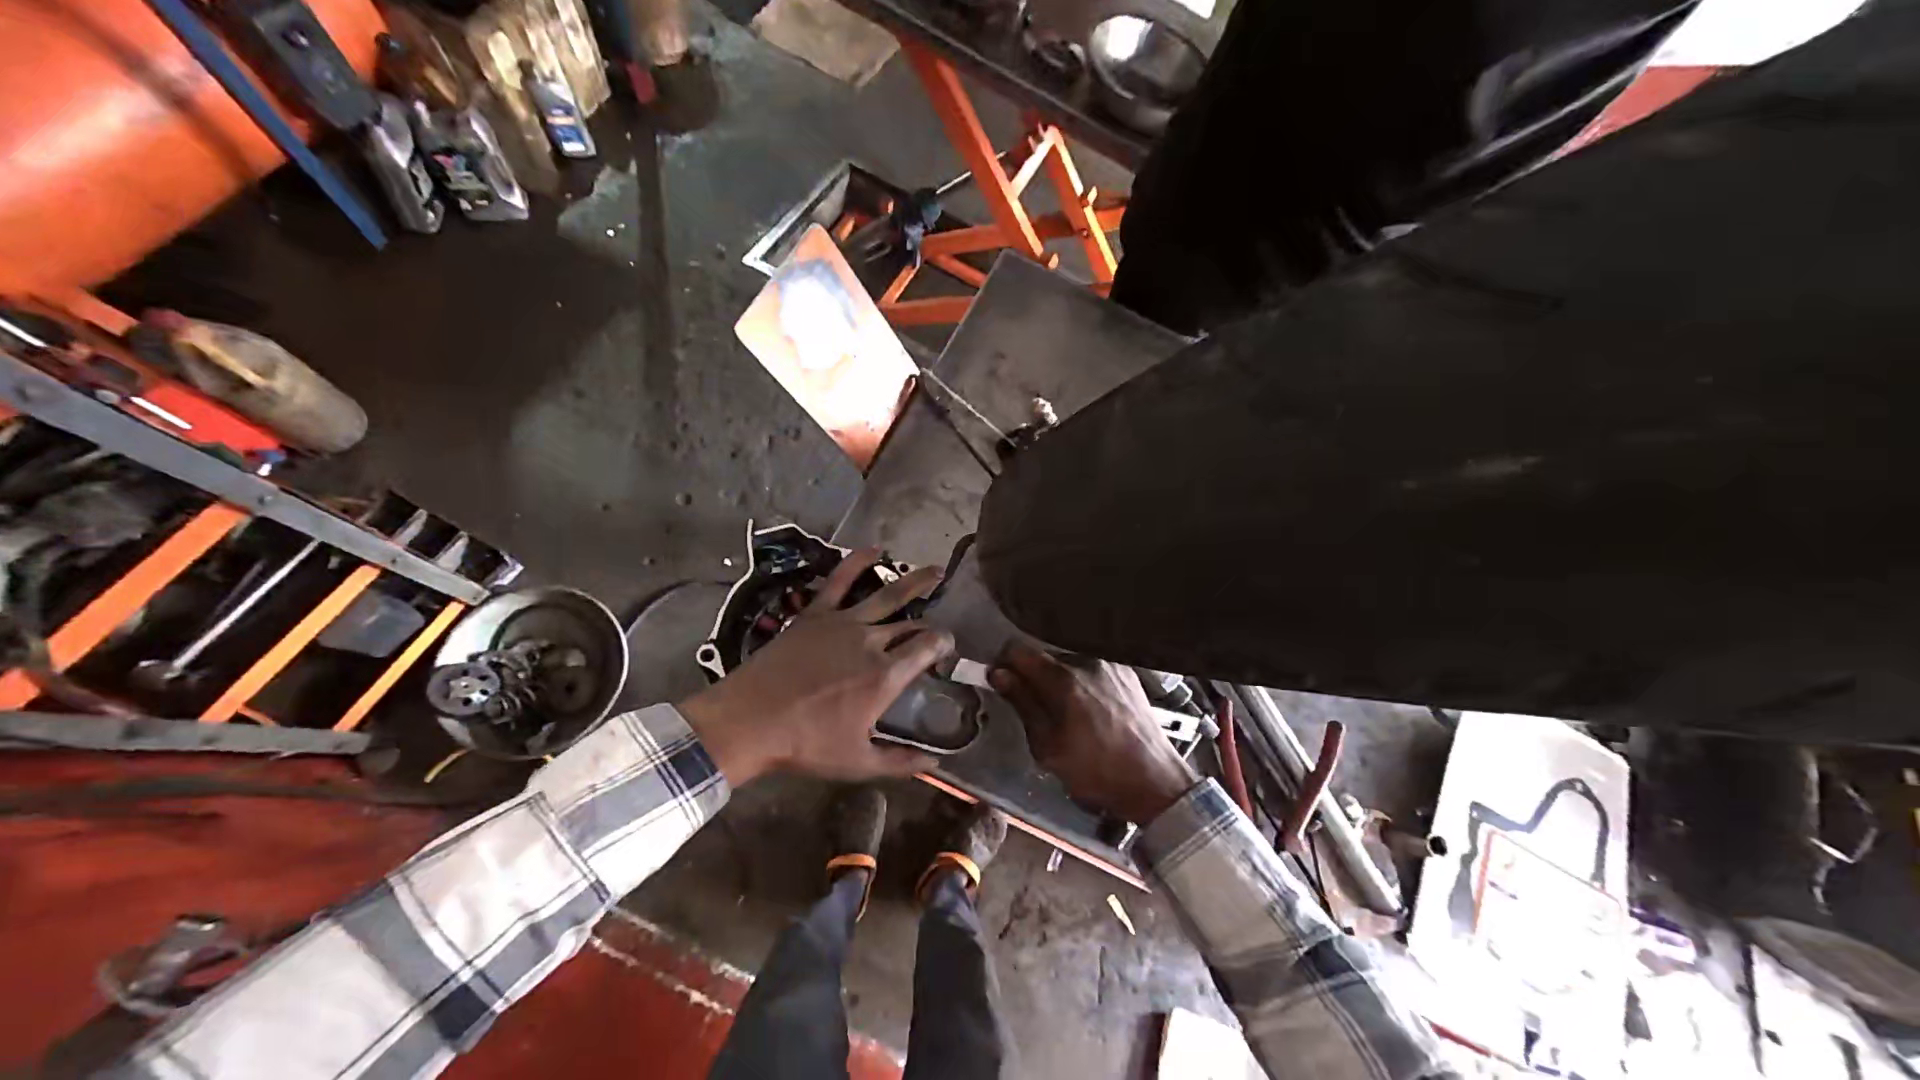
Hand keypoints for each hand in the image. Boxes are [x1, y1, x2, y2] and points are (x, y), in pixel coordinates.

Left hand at [678, 549, 951, 786]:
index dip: (944, 644)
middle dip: (930, 625)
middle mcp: (870, 642)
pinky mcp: (815, 615)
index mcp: (885, 676)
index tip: (948, 648)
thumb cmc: (804, 745)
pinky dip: (858, 561)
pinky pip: (840, 581)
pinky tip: (874, 549)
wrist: (748, 721)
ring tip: (935, 571)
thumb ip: (900, 762)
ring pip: (887, 595)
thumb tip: (936, 765)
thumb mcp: (857, 763)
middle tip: (937, 629)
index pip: (928, 647)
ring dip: (915, 581)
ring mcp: (842, 623)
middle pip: (911, 624)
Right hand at [989, 642, 1196, 823]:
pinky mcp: (1127, 673)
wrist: (1154, 783)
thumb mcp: (1047, 747)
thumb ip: (1022, 704)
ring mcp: (1110, 665)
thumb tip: (999, 674)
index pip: (1019, 650)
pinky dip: (1082, 683)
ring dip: (1059, 680)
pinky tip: (1090, 710)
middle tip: (1035, 709)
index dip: (1004, 665)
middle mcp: (1087, 662)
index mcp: (1064, 679)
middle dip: (1033, 677)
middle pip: (1045, 656)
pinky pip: (1092, 669)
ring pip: (1069, 662)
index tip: (1002, 684)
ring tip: (1067, 714)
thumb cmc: (1096, 772)